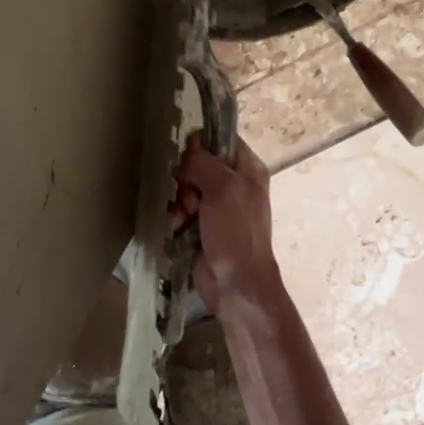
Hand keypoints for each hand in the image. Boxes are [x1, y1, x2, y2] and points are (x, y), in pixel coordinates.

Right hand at [170, 135, 279, 313]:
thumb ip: (203, 162)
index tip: (183, 152)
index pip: (222, 139)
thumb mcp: (223, 188)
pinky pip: (181, 209)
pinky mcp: (201, 226)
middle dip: (186, 177)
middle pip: (198, 163)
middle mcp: (233, 183)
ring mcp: (217, 206)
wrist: (237, 285)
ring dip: (178, 199)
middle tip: (187, 194)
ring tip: (181, 216)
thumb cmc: (236, 232)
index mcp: (248, 168)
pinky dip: (175, 215)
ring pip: (186, 186)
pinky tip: (175, 227)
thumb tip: (185, 151)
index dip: (201, 142)